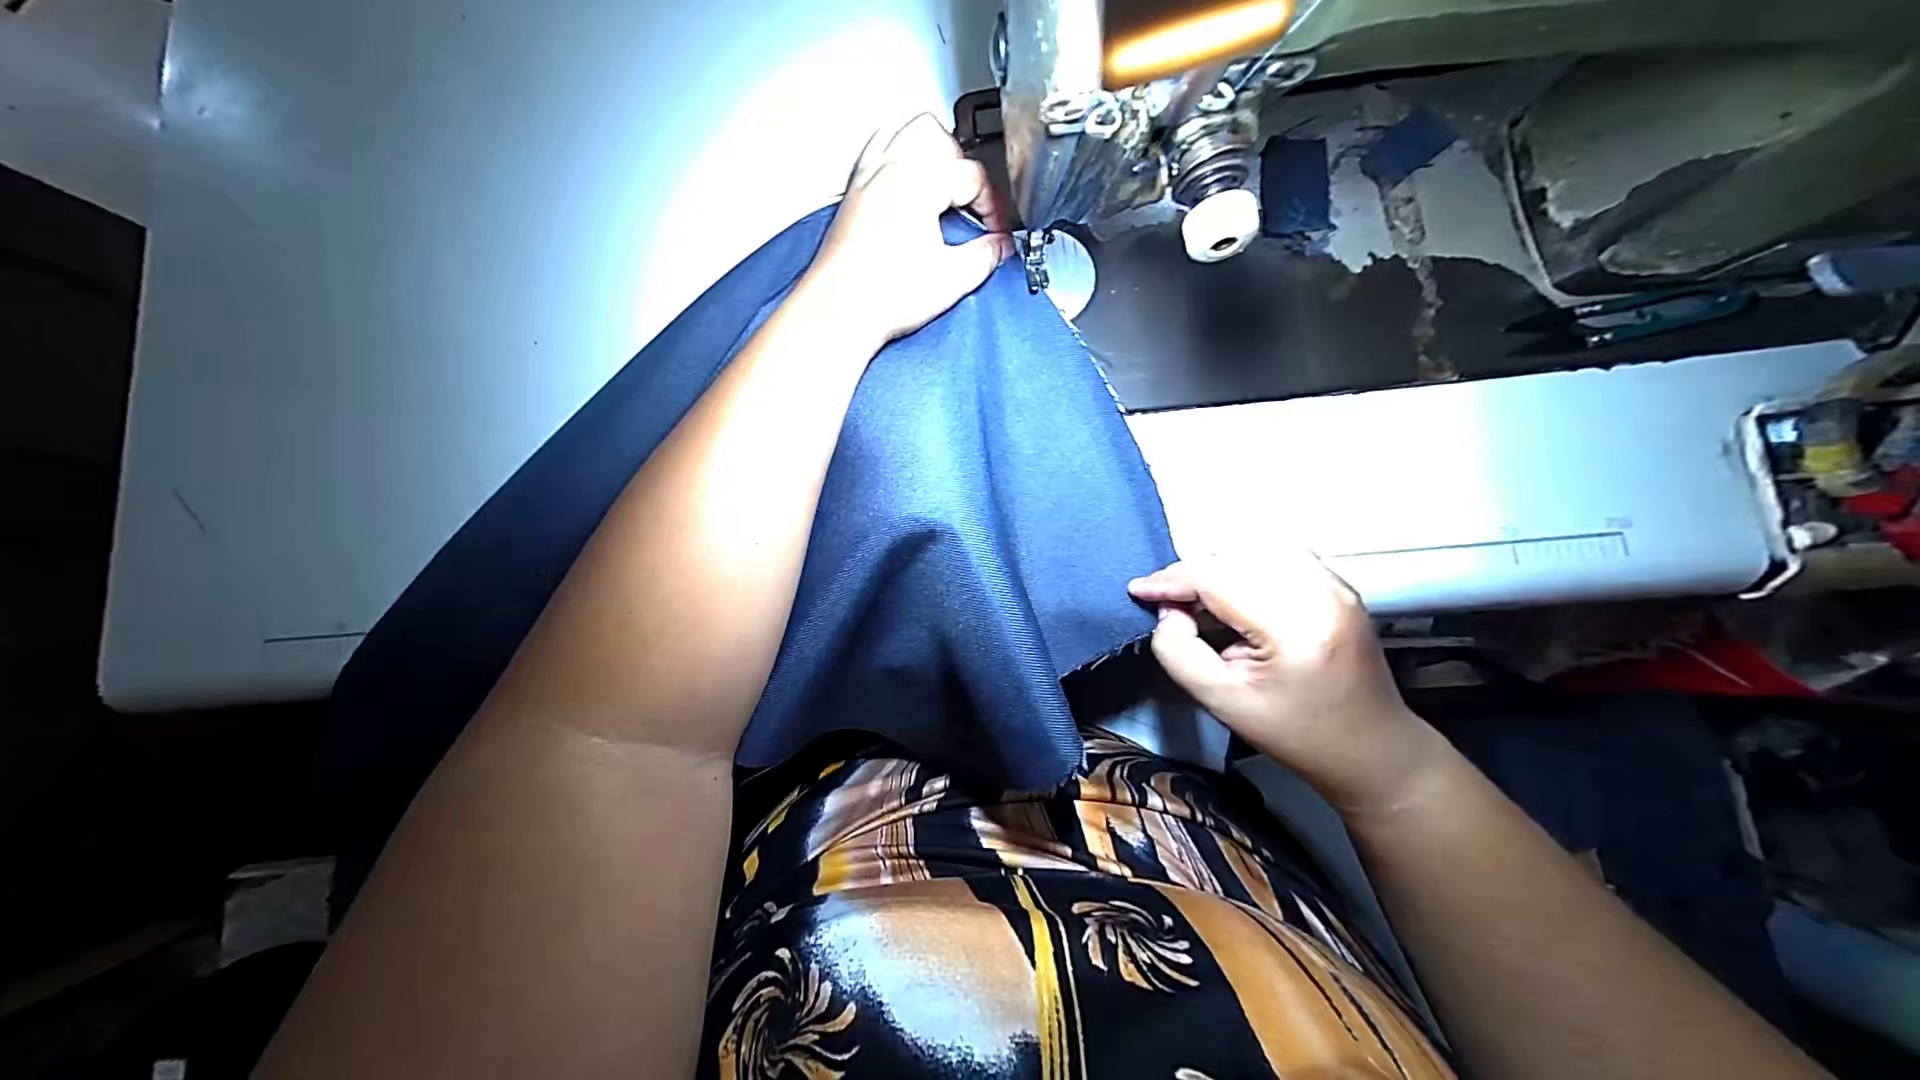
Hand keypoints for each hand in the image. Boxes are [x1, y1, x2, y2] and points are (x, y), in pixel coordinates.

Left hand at [799, 113, 1014, 345]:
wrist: (839, 310)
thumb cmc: (881, 294)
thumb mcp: (952, 278)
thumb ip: (986, 256)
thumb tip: (1000, 247)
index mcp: (919, 180)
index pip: (972, 175)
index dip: (993, 205)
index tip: (996, 231)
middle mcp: (889, 169)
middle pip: (938, 137)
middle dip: (962, 166)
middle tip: (971, 202)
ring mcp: (866, 179)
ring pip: (902, 132)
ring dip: (928, 152)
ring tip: (941, 187)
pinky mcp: (851, 196)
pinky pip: (876, 153)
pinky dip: (896, 159)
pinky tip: (905, 189)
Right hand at [1128, 551, 1445, 809]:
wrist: (1369, 749)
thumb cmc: (1295, 733)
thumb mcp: (1220, 702)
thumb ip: (1178, 652)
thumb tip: (1169, 611)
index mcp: (1294, 627)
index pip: (1217, 578)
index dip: (1170, 580)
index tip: (1139, 590)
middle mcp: (1321, 594)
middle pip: (1235, 556)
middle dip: (1191, 572)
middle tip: (1168, 602)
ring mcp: (1336, 585)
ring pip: (1256, 547)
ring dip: (1218, 564)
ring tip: (1198, 596)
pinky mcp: (1339, 585)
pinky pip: (1280, 554)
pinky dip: (1246, 563)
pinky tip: (1234, 590)